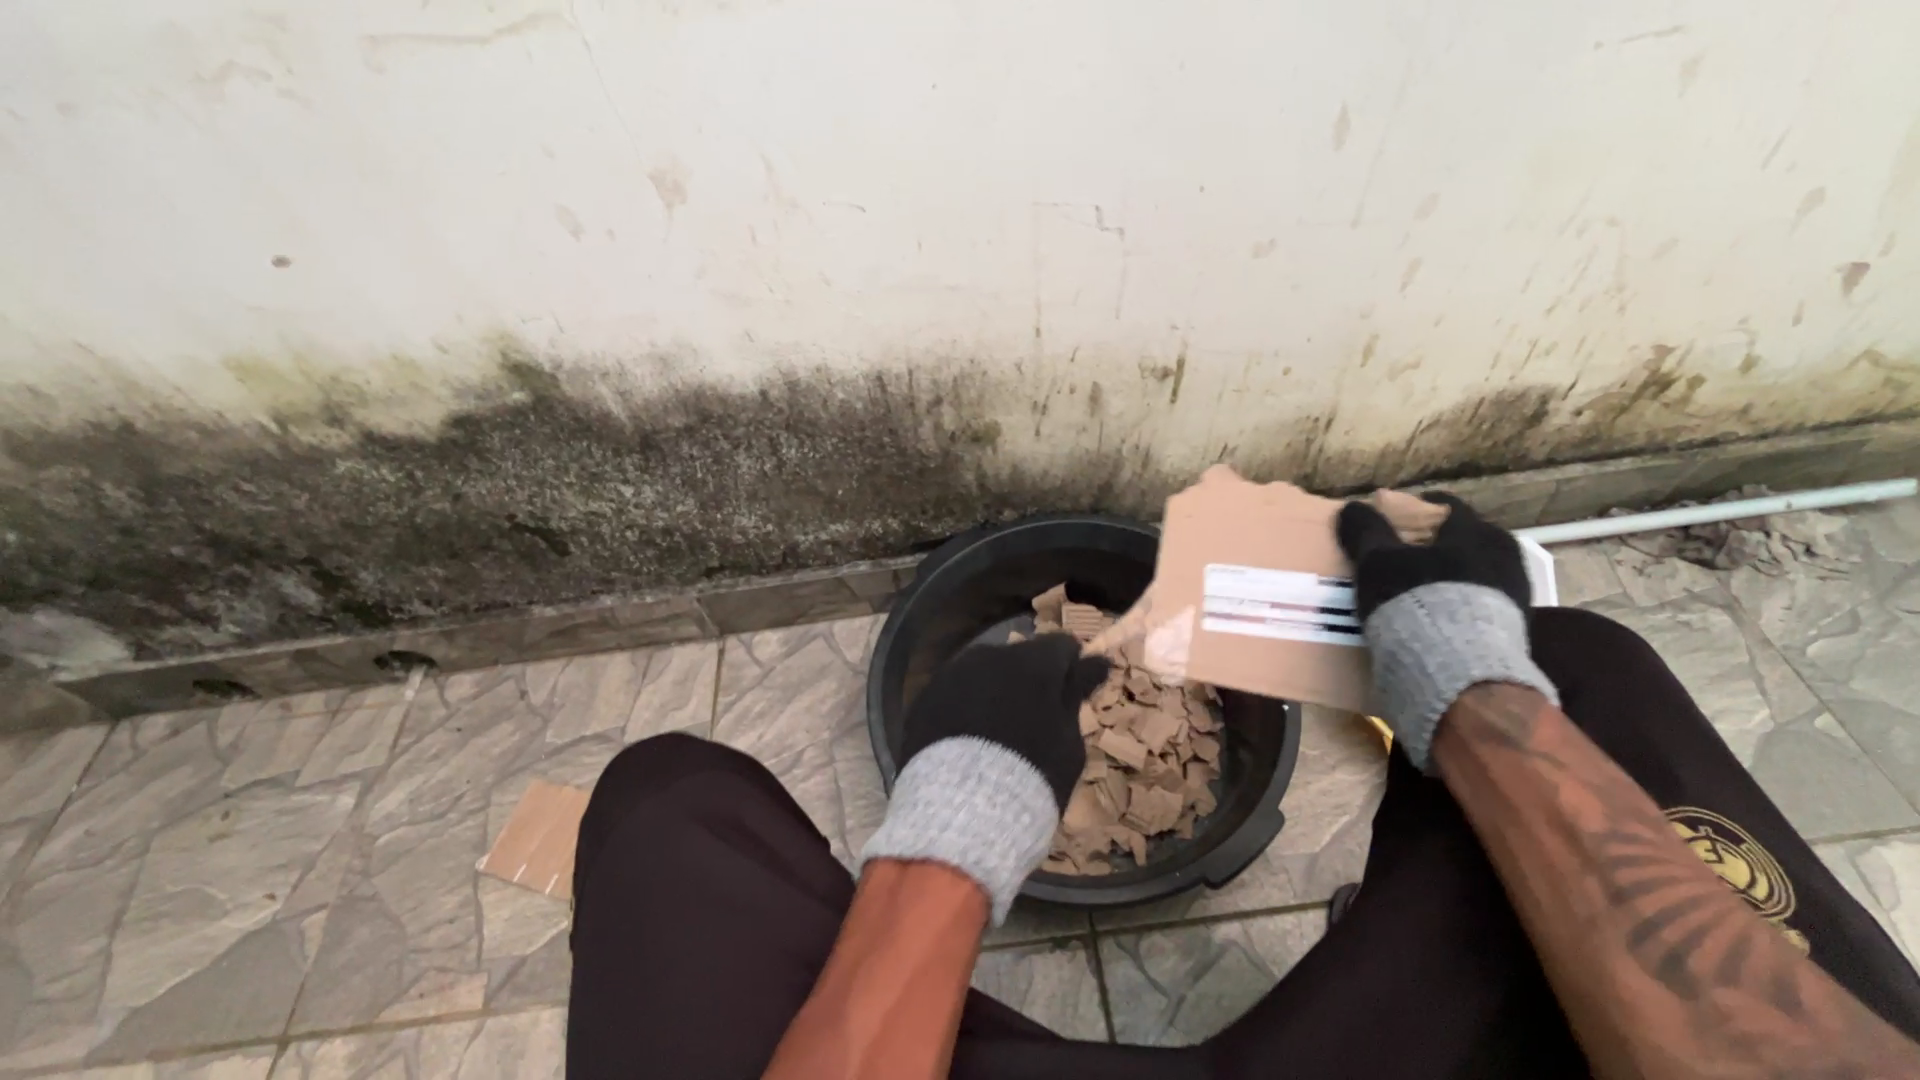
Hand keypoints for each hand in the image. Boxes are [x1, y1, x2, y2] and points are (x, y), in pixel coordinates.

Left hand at [861, 637, 1109, 923]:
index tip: (1073, 692)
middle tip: (1033, 718)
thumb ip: (1075, 695)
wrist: (962, 814)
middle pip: (1019, 656)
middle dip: (1029, 678)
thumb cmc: (1031, 779)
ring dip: (994, 690)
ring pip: (982, 672)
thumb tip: (1095, 663)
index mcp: (1033, 662)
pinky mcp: (923, 698)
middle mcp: (990, 656)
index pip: (1062, 647)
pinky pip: (953, 693)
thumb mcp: (1068, 741)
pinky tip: (966, 740)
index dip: (1070, 668)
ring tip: (996, 732)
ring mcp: (951, 674)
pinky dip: (964, 707)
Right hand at [1336, 492, 1556, 771]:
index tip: (1387, 520)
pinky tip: (1426, 623)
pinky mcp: (1512, 632)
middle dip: (1429, 546)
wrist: (1459, 673)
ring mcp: (1514, 596)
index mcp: (1478, 531)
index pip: (1444, 504)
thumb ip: (1365, 530)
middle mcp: (1506, 556)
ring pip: (1469, 575)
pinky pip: (1476, 608)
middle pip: (1459, 540)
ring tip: (1407, 594)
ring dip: (1441, 579)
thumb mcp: (1378, 561)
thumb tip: (1353, 507)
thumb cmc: (1418, 601)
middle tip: (1394, 558)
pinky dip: (1452, 609)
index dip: (1412, 508)